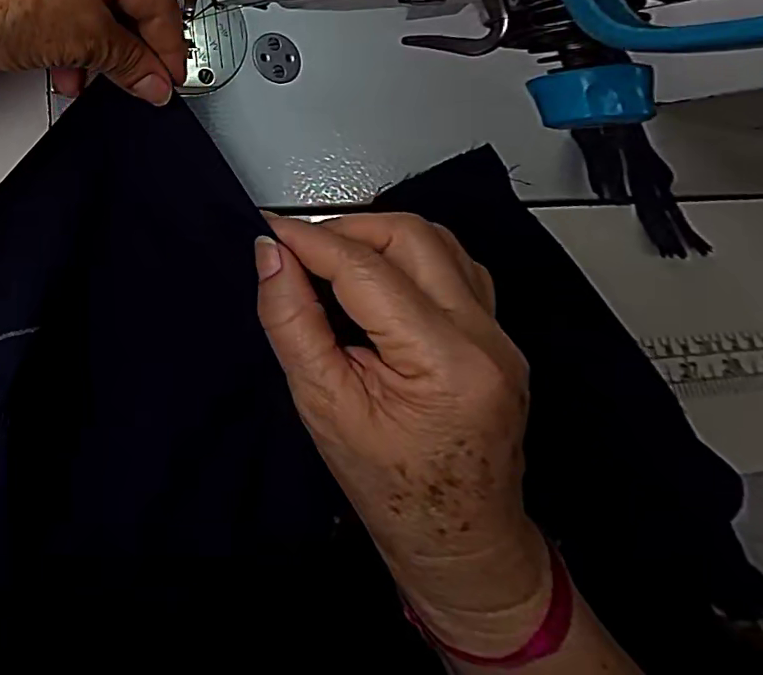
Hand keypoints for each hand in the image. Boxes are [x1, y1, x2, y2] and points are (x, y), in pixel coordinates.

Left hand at [0, 0, 187, 103]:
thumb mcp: (76, 37)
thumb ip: (126, 61)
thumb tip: (151, 77)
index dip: (165, 44)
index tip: (167, 74)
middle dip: (121, 45)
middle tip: (128, 78)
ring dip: (88, 42)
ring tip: (79, 73)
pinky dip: (62, 26)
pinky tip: (56, 56)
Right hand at [256, 214, 553, 657]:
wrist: (456, 534)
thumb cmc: (387, 481)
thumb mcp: (318, 399)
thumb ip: (291, 319)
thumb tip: (269, 255)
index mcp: (445, 361)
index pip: (364, 268)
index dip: (306, 239)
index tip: (264, 231)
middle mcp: (485, 338)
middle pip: (410, 237)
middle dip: (340, 229)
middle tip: (293, 250)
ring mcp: (498, 335)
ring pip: (434, 242)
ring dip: (370, 237)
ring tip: (323, 262)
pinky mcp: (492, 335)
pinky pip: (448, 265)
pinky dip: (397, 255)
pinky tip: (365, 278)